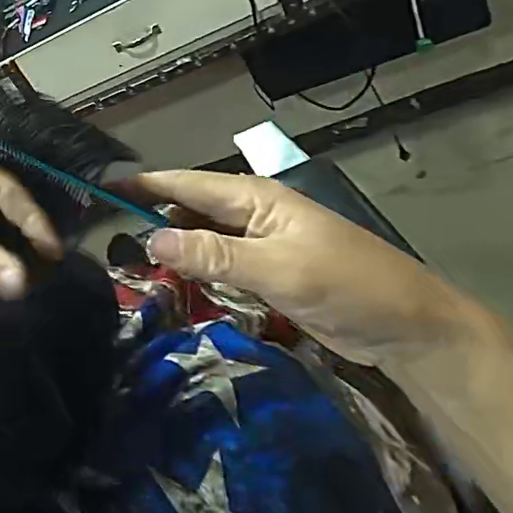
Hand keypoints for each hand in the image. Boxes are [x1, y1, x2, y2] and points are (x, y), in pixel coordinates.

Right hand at [123, 170, 478, 364]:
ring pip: (203, 240)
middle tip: (106, 238)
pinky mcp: (268, 273)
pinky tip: (174, 286)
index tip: (104, 188)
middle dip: (152, 220)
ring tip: (128, 264)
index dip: (147, 185)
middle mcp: (252, 214)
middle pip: (191, 211)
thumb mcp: (277, 268)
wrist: (408, 327)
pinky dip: (196, 273)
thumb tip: (150, 240)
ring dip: (172, 250)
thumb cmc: (346, 284)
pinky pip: (220, 266)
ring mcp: (261, 245)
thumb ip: (213, 255)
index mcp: (256, 198)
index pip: (188, 184)